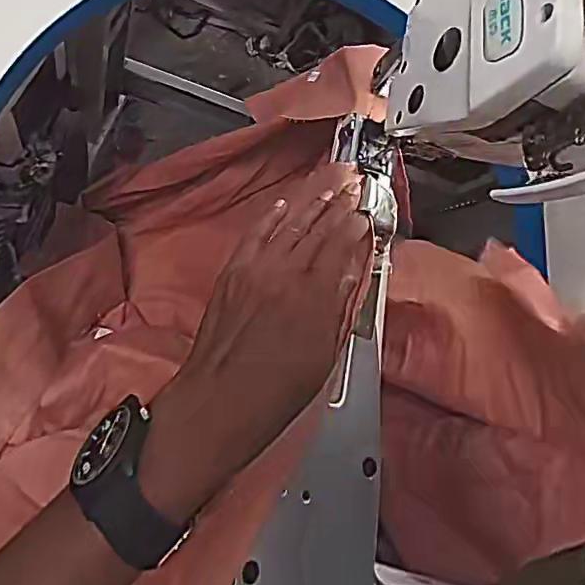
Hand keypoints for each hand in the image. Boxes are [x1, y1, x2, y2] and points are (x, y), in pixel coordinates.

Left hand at [139, 169, 373, 521]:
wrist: (219, 401)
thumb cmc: (278, 389)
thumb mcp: (324, 353)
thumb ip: (339, 305)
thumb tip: (352, 270)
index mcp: (314, 295)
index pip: (341, 244)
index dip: (356, 224)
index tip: (366, 212)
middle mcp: (286, 273)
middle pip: (319, 227)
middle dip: (339, 203)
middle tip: (353, 183)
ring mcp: (257, 268)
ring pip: (291, 224)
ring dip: (312, 202)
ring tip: (329, 184)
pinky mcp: (234, 271)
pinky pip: (256, 234)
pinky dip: (272, 216)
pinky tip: (285, 204)